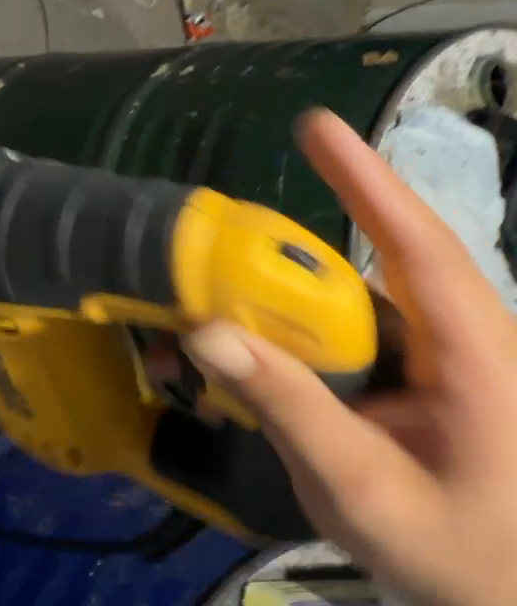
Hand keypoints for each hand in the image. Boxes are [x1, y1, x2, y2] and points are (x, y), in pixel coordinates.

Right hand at [185, 109, 516, 605]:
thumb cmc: (459, 555)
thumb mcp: (364, 491)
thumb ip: (289, 409)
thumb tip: (204, 330)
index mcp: (483, 368)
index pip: (423, 254)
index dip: (369, 184)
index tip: (316, 125)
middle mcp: (464, 347)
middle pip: (361, 271)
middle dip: (273, 257)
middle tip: (199, 252)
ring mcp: (438, 363)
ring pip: (343, 303)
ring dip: (264, 301)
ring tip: (196, 320)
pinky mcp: (413, 378)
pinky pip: (337, 334)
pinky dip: (275, 334)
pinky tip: (231, 355)